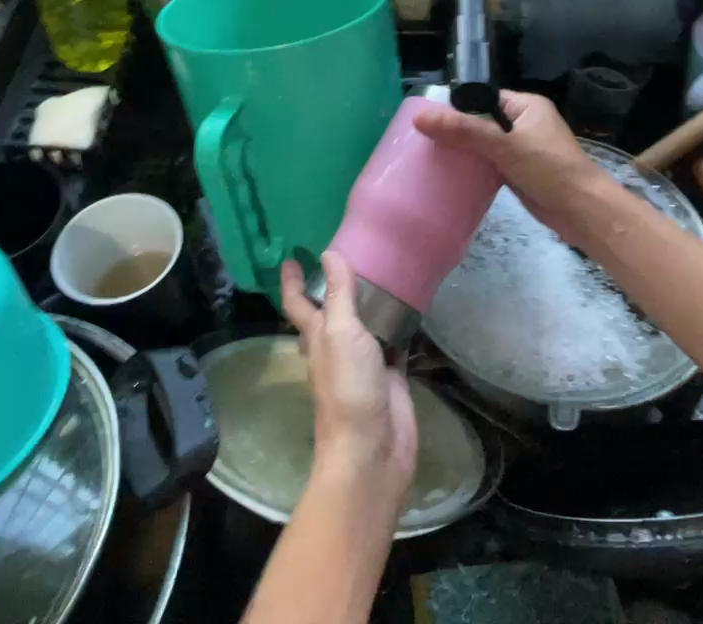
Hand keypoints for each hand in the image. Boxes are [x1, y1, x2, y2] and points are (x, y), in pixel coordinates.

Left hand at [280, 251, 417, 506]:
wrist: (373, 449)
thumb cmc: (349, 389)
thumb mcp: (340, 334)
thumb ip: (339, 295)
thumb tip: (328, 253)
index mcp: (317, 338)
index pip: (298, 304)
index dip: (293, 281)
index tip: (291, 257)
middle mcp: (338, 347)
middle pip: (331, 312)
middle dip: (332, 288)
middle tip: (350, 255)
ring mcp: (365, 362)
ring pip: (364, 325)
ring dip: (370, 303)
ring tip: (385, 272)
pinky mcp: (392, 374)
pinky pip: (394, 342)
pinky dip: (401, 325)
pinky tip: (412, 308)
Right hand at [412, 90, 612, 240]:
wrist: (582, 210)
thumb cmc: (548, 169)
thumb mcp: (504, 146)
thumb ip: (463, 131)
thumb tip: (420, 117)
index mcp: (527, 106)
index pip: (484, 98)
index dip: (458, 107)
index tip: (428, 120)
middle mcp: (525, 123)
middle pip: (483, 122)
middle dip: (458, 132)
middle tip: (425, 143)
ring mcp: (525, 149)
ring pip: (486, 145)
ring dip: (466, 153)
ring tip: (434, 159)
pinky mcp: (522, 173)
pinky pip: (492, 165)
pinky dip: (477, 170)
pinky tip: (455, 178)